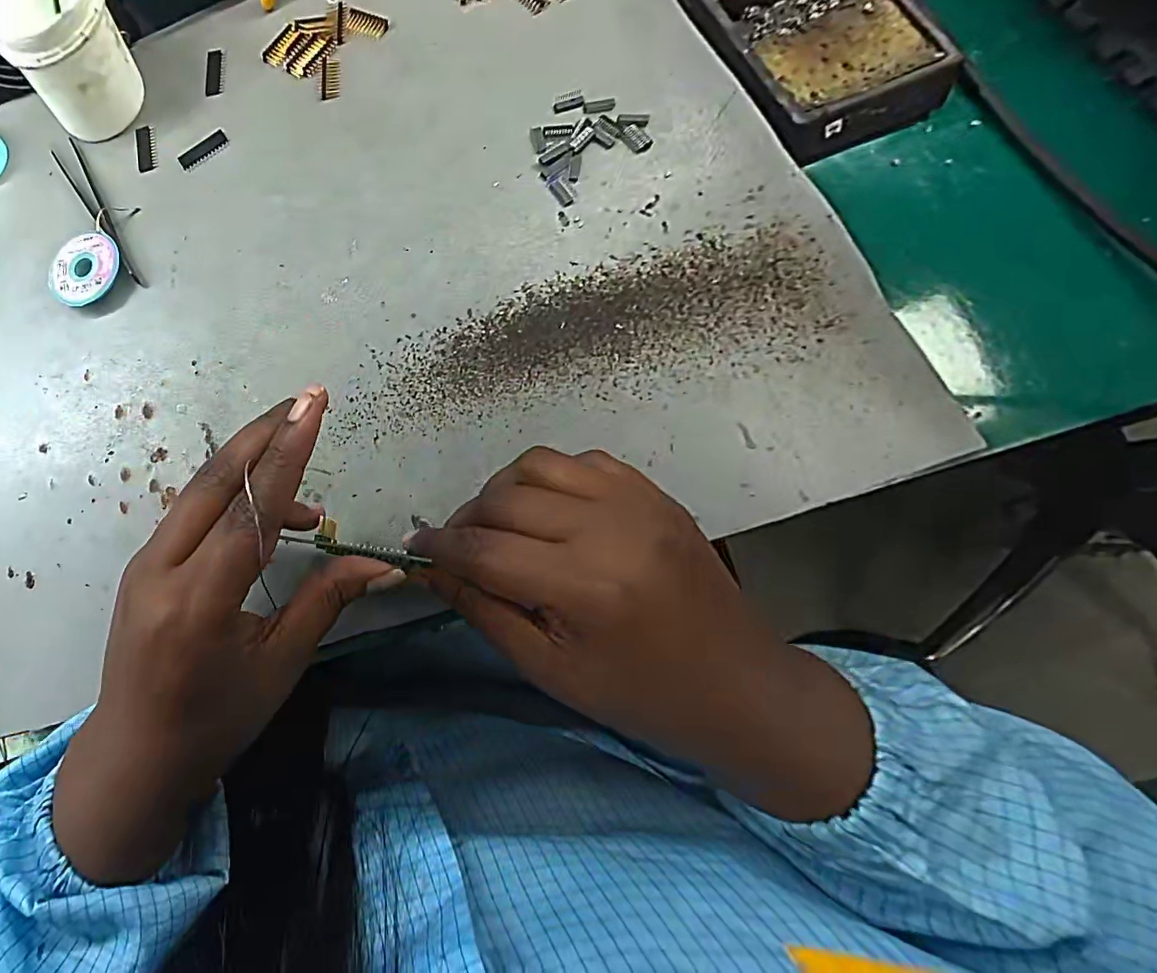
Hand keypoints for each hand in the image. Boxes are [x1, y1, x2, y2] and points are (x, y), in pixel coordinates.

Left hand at [53, 387, 400, 883]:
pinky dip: (230, 498)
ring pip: (199, 492)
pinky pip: (190, 514)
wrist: (134, 756)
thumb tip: (381, 565)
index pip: (249, 510)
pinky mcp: (142, 565)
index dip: (287, 454)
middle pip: (214, 481)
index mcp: (199, 603)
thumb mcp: (278, 667)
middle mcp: (161, 570)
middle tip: (304, 401)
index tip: (312, 405)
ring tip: (304, 479)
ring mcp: (144, 564)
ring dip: (249, 466)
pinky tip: (268, 516)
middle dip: (262, 434)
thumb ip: (325, 602)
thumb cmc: (214, 723)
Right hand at [407, 447, 873, 821]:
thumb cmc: (640, 696)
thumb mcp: (548, 669)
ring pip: (537, 463)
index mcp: (587, 587)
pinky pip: (582, 460)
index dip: (440, 547)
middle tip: (454, 546)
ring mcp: (638, 502)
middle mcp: (611, 530)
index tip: (414, 547)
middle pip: (504, 499)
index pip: (485, 550)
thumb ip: (483, 611)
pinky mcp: (654, 493)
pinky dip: (549, 478)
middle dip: (464, 520)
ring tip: (496, 523)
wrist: (742, 690)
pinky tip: (547, 510)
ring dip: (501, 489)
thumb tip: (432, 570)